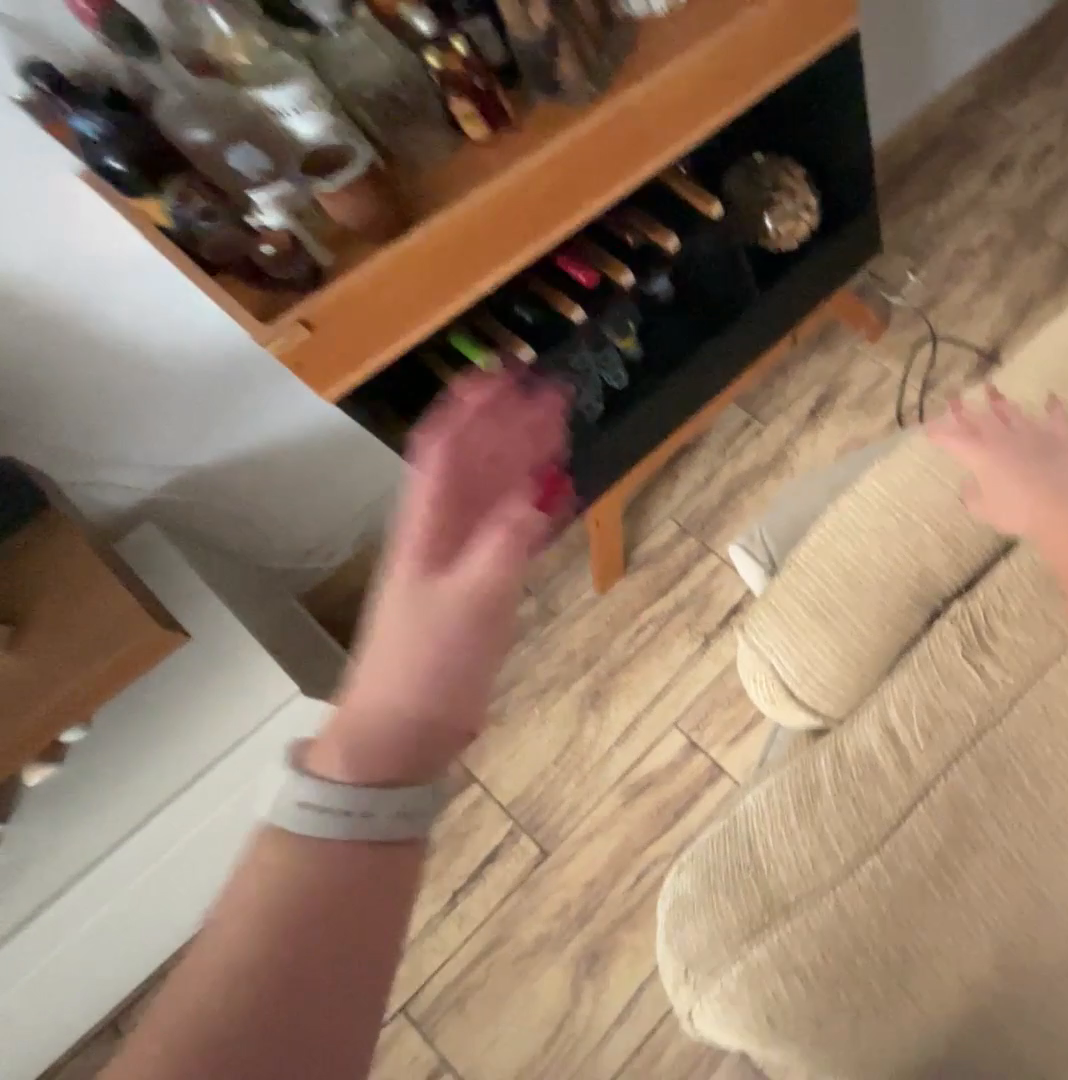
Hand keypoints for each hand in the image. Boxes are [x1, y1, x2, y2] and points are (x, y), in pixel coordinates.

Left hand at [311, 373, 572, 786]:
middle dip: (513, 421)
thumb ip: (507, 544)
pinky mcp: (486, 580)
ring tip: (565, 427)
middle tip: (557, 392)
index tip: (508, 372)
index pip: (448, 447)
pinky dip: (539, 503)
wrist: (407, 725)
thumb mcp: (470, 600)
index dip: (474, 406)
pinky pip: (516, 526)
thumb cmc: (428, 661)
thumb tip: (546, 491)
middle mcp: (445, 527)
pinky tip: (562, 492)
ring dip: (529, 456)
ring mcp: (466, 553)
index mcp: (429, 523)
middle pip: (481, 459)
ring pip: (500, 489)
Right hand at [923, 385, 1067, 543]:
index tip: (928, 429)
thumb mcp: (986, 511)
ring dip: (1000, 400)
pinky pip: (1056, 415)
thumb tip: (968, 484)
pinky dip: (1053, 406)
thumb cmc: (1020, 513)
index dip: (939, 433)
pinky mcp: (1061, 435)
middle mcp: (1004, 437)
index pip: (953, 439)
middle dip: (964, 408)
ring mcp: (1034, 432)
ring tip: (991, 389)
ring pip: (1013, 411)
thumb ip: (972, 496)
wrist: (1065, 507)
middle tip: (953, 397)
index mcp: (981, 454)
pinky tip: (1051, 396)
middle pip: (980, 418)